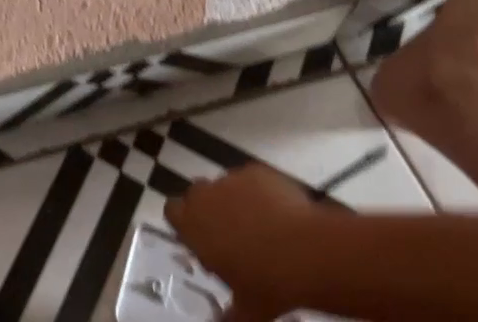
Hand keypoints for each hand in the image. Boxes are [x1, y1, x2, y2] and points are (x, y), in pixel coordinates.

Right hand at [165, 164, 324, 321]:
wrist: (305, 251)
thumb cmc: (267, 283)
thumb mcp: (246, 309)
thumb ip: (229, 316)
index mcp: (192, 226)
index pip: (172, 210)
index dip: (184, 221)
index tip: (200, 237)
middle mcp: (205, 196)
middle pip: (197, 194)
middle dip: (209, 208)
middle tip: (230, 234)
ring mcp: (232, 179)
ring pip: (226, 185)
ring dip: (234, 199)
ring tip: (260, 224)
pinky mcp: (257, 170)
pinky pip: (251, 179)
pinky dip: (260, 191)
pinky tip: (279, 211)